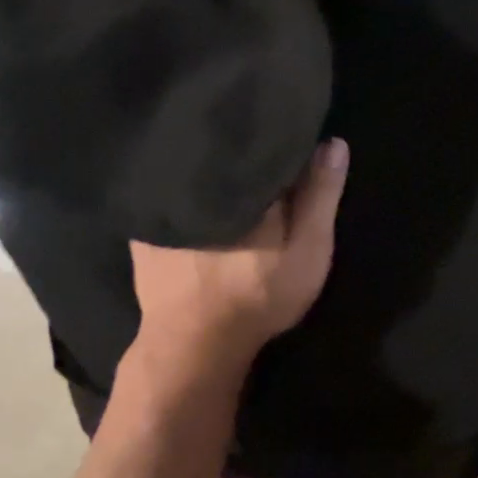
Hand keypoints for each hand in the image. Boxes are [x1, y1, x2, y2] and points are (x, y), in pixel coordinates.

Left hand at [129, 138, 349, 367]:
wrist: (195, 344)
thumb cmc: (261, 292)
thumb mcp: (308, 246)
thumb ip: (319, 195)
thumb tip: (333, 142)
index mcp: (237, 186)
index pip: (258, 146)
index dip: (279, 139)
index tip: (295, 133)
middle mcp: (193, 187)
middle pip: (226, 158)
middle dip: (245, 152)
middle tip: (268, 149)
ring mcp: (163, 210)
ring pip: (197, 177)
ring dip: (216, 173)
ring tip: (235, 170)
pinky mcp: (144, 232)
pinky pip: (169, 198)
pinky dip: (187, 194)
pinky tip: (200, 200)